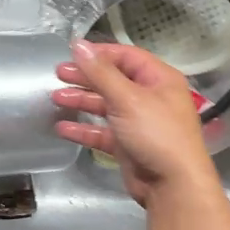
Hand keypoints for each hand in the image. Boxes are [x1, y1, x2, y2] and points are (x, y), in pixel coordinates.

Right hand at [52, 40, 215, 205]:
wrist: (173, 185)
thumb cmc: (156, 133)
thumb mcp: (127, 98)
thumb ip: (100, 72)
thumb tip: (78, 44)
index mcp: (159, 79)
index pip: (126, 57)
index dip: (99, 54)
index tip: (72, 54)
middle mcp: (150, 97)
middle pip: (113, 80)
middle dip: (86, 77)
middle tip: (58, 74)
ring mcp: (138, 122)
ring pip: (105, 105)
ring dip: (81, 101)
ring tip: (56, 98)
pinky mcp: (128, 144)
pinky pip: (102, 131)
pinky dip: (83, 129)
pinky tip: (62, 128)